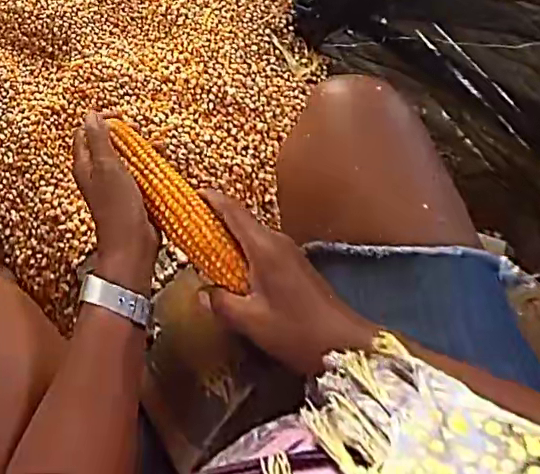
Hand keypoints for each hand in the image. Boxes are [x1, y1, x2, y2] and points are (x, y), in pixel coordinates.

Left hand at [73, 113, 159, 291]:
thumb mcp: (107, 166)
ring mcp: (114, 184)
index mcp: (85, 165)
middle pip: (106, 142)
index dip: (101, 120)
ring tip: (153, 143)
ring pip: (124, 156)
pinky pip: (137, 171)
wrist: (133, 247)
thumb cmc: (117, 207)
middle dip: (122, 132)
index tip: (120, 117)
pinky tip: (161, 158)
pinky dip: (148, 162)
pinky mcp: (130, 194)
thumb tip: (90, 114)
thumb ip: (99, 139)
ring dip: (138, 146)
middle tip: (137, 130)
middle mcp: (96, 173)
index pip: (86, 132)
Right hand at [201, 190, 377, 375]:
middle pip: (240, 218)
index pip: (231, 209)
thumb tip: (199, 292)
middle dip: (214, 216)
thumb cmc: (298, 331)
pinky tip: (234, 267)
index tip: (190, 193)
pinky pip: (261, 245)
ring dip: (229, 234)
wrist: (350, 346)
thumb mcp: (253, 322)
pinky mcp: (296, 264)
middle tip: (190, 222)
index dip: (210, 198)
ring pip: (251, 233)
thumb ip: (221, 303)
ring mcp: (289, 251)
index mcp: (263, 246)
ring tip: (207, 245)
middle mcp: (276, 240)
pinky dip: (243, 247)